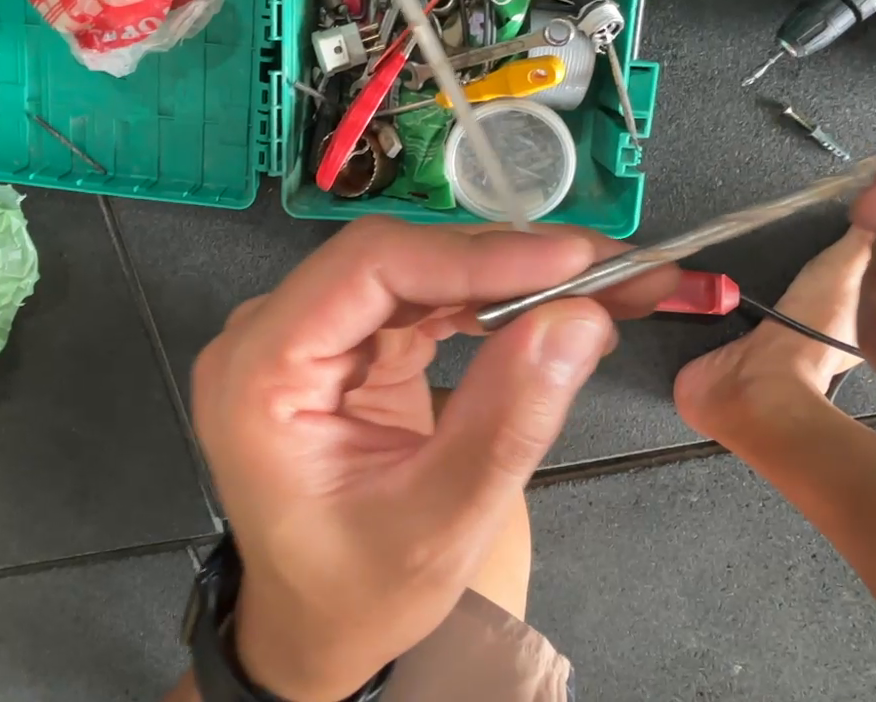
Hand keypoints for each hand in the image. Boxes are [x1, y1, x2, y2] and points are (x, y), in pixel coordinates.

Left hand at [191, 217, 672, 699]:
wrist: (314, 621)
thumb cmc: (356, 592)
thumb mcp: (437, 527)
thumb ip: (506, 422)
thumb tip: (580, 318)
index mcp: (260, 372)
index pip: (368, 269)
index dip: (474, 255)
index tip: (575, 262)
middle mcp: (270, 331)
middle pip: (396, 259)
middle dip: (510, 260)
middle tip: (615, 269)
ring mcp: (305, 330)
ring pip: (417, 268)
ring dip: (511, 273)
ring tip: (603, 284)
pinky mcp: (345, 338)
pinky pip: (421, 295)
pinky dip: (490, 297)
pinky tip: (549, 306)